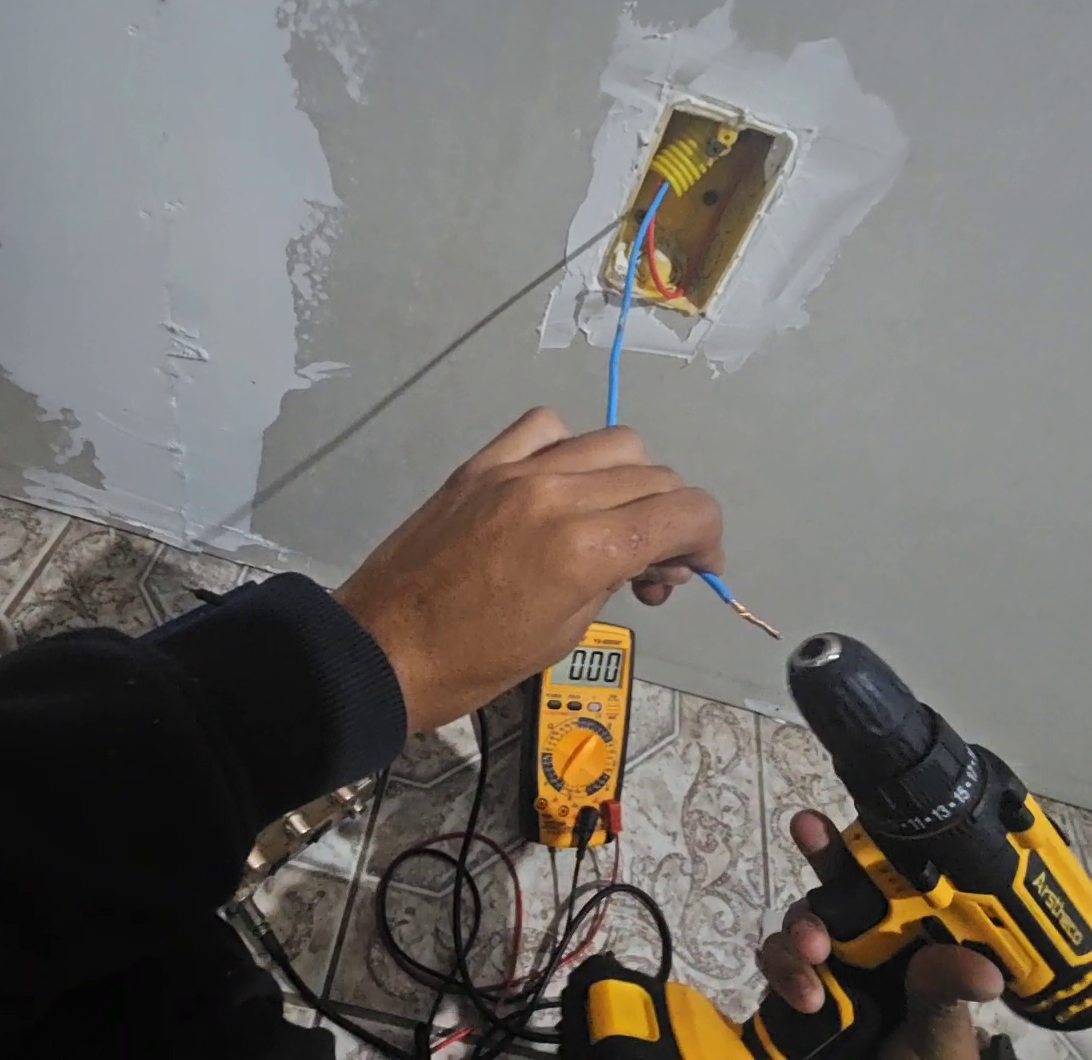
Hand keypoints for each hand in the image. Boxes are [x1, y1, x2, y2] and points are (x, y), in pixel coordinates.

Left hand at [334, 407, 722, 732]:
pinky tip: (559, 485)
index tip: (698, 567)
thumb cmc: (476, 664)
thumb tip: (649, 554)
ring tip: (609, 521)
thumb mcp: (565, 633)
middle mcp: (559, 494)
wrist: (382, 649)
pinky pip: (545, 426)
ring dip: (630, 481)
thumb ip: (616, 577)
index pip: (688, 511)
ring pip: (612, 442)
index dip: (709, 538)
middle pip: (656, 475)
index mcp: (586, 548)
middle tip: (651, 564)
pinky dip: (569, 450)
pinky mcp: (481, 463)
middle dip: (672, 518)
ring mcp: (516, 470)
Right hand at [760, 810, 1005, 1059]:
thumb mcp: (945, 1038)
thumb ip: (945, 996)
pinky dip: (784, 971)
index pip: (891, 879)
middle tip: (808, 827)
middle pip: (836, 881)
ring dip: (802, 927)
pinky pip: (774, 960)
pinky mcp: (791, 986)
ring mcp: (825, 963)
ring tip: (813, 953)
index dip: (873, 841)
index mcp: (909, 940)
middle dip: (820, 847)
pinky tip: (806, 997)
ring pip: (801, 919)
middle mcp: (864, 941)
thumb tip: (982, 968)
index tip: (878, 813)